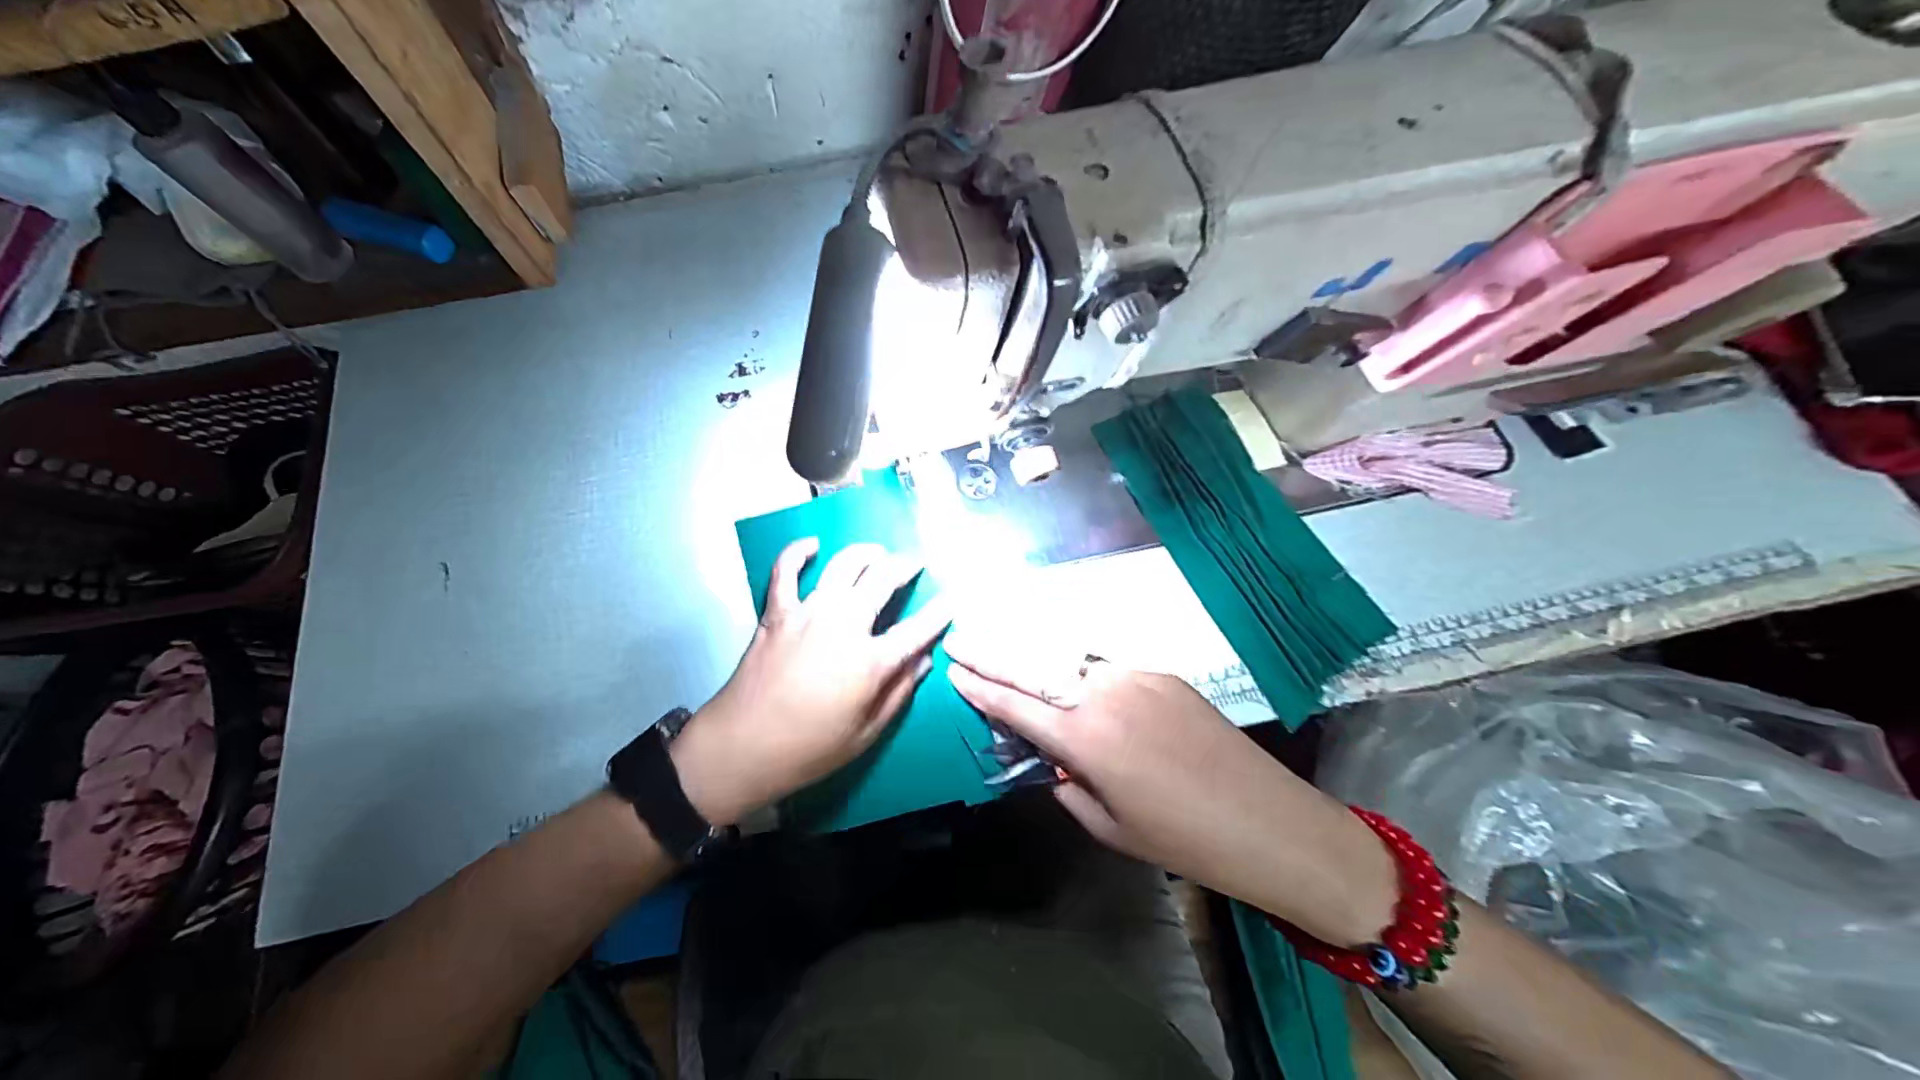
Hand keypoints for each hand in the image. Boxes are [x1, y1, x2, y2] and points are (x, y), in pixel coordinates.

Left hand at [668, 538, 949, 826]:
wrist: (741, 746)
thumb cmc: (808, 749)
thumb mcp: (866, 733)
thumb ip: (899, 693)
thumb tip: (924, 660)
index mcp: (870, 661)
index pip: (917, 629)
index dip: (939, 613)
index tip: (951, 601)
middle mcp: (843, 625)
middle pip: (883, 580)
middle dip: (906, 566)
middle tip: (917, 562)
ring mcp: (807, 613)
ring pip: (843, 564)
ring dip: (866, 552)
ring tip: (878, 552)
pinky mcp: (776, 612)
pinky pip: (786, 570)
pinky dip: (798, 552)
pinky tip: (813, 545)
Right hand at [945, 632, 1396, 946]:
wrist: (1266, 820)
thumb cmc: (1179, 838)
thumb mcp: (1106, 825)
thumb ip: (1067, 783)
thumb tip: (1054, 757)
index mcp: (1083, 738)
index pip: (1014, 704)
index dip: (979, 687)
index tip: (953, 669)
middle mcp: (1103, 694)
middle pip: (1033, 665)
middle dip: (992, 653)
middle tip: (962, 640)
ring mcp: (1136, 677)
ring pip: (1072, 659)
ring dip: (1037, 656)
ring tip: (1010, 653)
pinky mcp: (1163, 674)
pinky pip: (1109, 667)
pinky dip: (1082, 669)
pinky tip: (1073, 675)